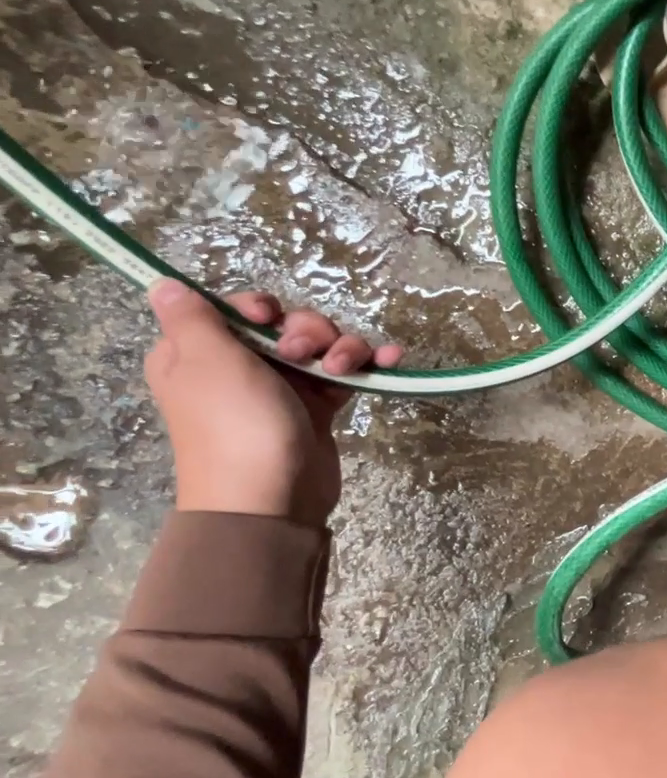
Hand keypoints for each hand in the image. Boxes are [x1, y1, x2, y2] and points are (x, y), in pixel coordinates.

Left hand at [143, 280, 401, 525]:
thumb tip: (164, 284)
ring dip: (347, 348)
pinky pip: (350, 373)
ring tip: (350, 370)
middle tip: (309, 354)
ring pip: (325, 346)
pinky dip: (371, 364)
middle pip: (289, 324)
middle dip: (313, 330)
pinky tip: (392, 360)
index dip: (263, 308)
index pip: (237, 309)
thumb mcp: (208, 362)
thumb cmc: (235, 423)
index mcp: (199, 353)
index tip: (271, 320)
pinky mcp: (319, 406)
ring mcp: (283, 387)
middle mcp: (240, 366)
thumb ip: (191, 318)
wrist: (271, 494)